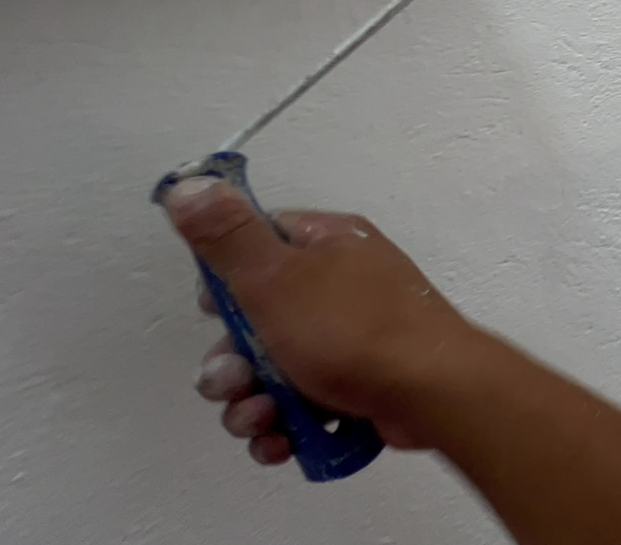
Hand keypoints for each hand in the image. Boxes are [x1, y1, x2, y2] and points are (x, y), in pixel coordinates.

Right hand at [161, 177, 484, 463]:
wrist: (428, 389)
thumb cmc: (353, 327)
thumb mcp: (278, 276)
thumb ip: (229, 238)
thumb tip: (192, 182)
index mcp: (333, 242)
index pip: (262, 241)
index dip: (226, 278)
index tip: (215, 309)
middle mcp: (344, 281)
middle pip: (256, 318)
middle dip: (231, 362)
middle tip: (235, 382)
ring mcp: (352, 332)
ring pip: (269, 369)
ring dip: (251, 403)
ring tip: (265, 417)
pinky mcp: (356, 380)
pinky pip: (297, 404)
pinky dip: (283, 425)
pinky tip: (283, 439)